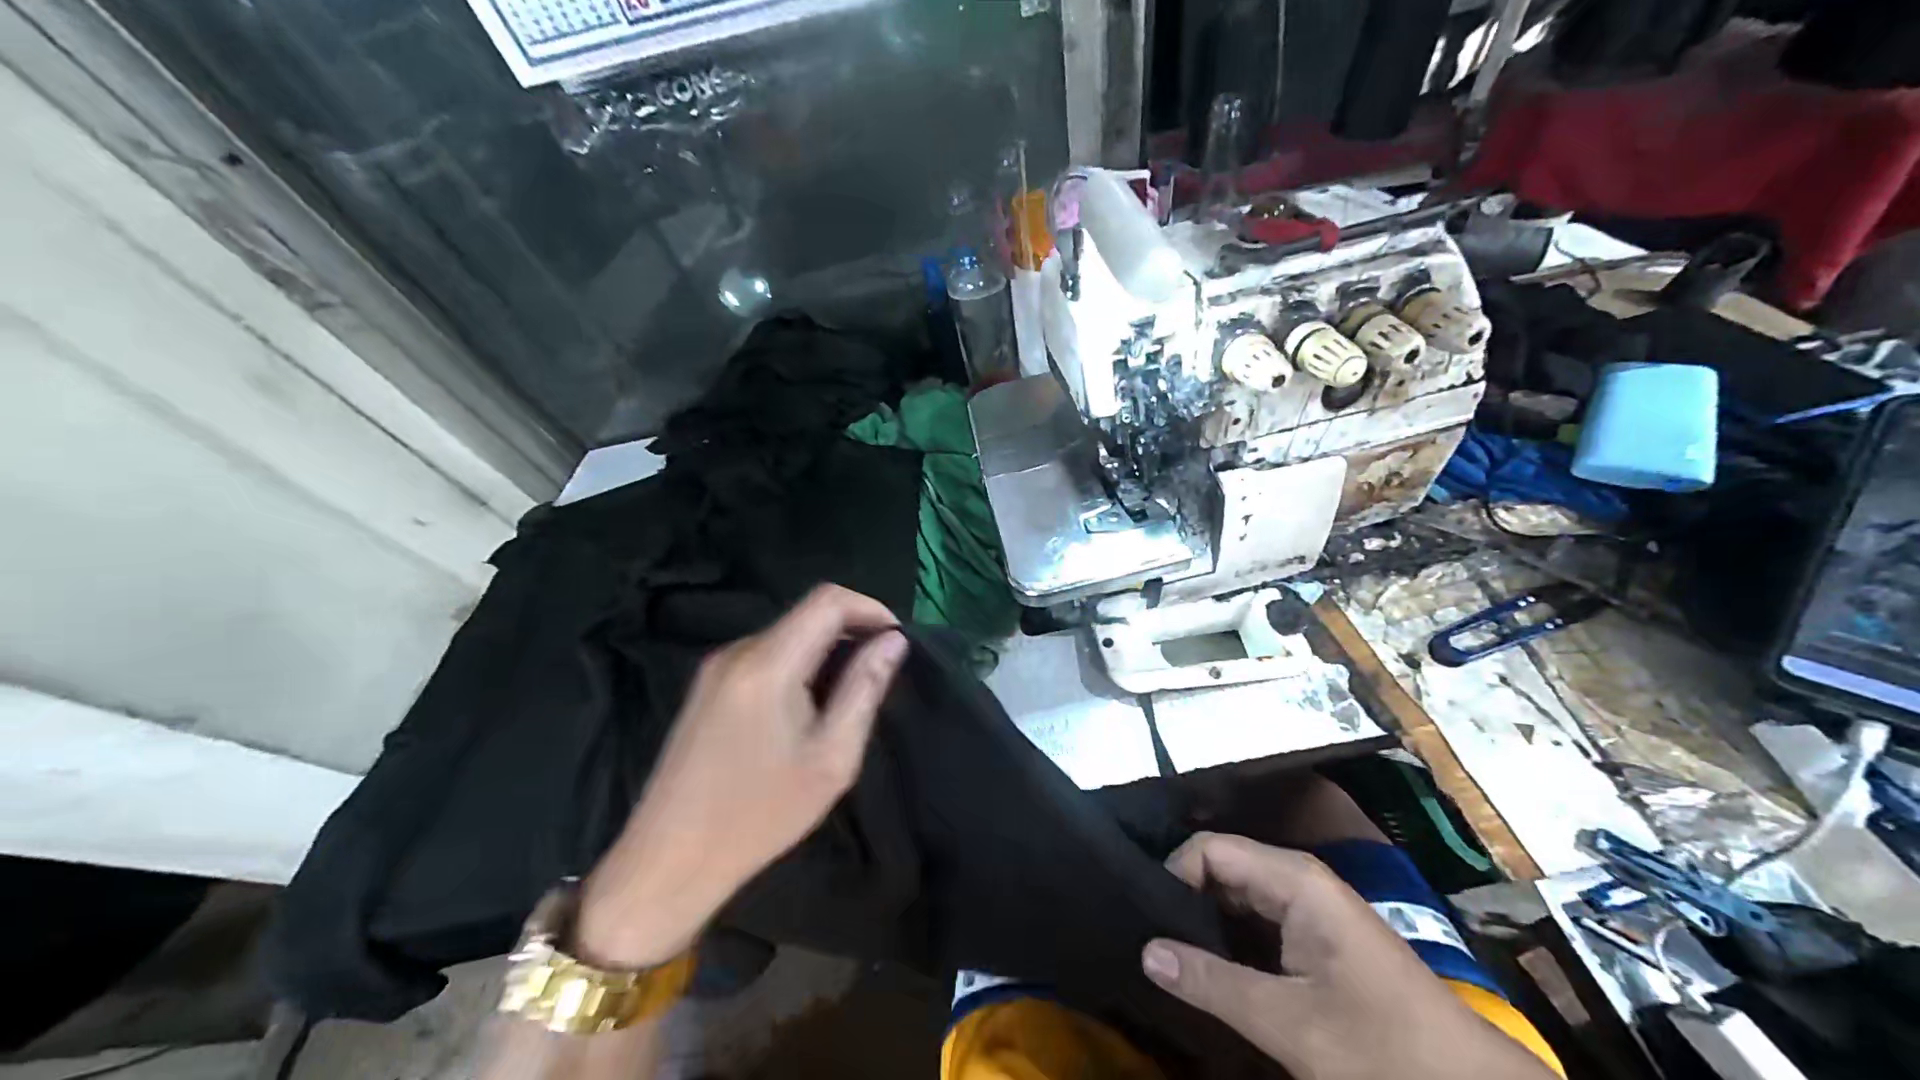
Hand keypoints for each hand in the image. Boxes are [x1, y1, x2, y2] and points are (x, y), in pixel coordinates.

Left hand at [575, 585, 906, 967]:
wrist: (670, 859)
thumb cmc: (759, 814)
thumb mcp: (831, 757)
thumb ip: (865, 689)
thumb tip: (893, 641)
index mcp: (767, 663)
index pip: (828, 600)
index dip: (871, 608)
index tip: (897, 641)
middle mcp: (737, 652)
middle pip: (806, 615)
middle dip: (852, 632)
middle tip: (881, 674)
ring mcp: (715, 668)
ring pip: (787, 635)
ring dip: (825, 651)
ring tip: (848, 696)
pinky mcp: (706, 687)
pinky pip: (764, 657)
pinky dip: (798, 666)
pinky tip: (808, 708)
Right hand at [1142, 833, 1555, 1079]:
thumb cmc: (1384, 1048)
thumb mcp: (1290, 1022)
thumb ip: (1212, 982)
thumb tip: (1145, 950)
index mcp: (1295, 879)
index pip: (1210, 849)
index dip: (1174, 875)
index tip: (1148, 921)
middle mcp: (1299, 882)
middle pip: (1221, 868)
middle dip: (1183, 900)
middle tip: (1147, 941)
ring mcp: (1309, 911)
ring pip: (1236, 899)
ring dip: (1203, 925)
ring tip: (1167, 958)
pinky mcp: (1316, 940)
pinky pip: (1256, 925)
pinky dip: (1228, 943)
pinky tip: (1207, 972)